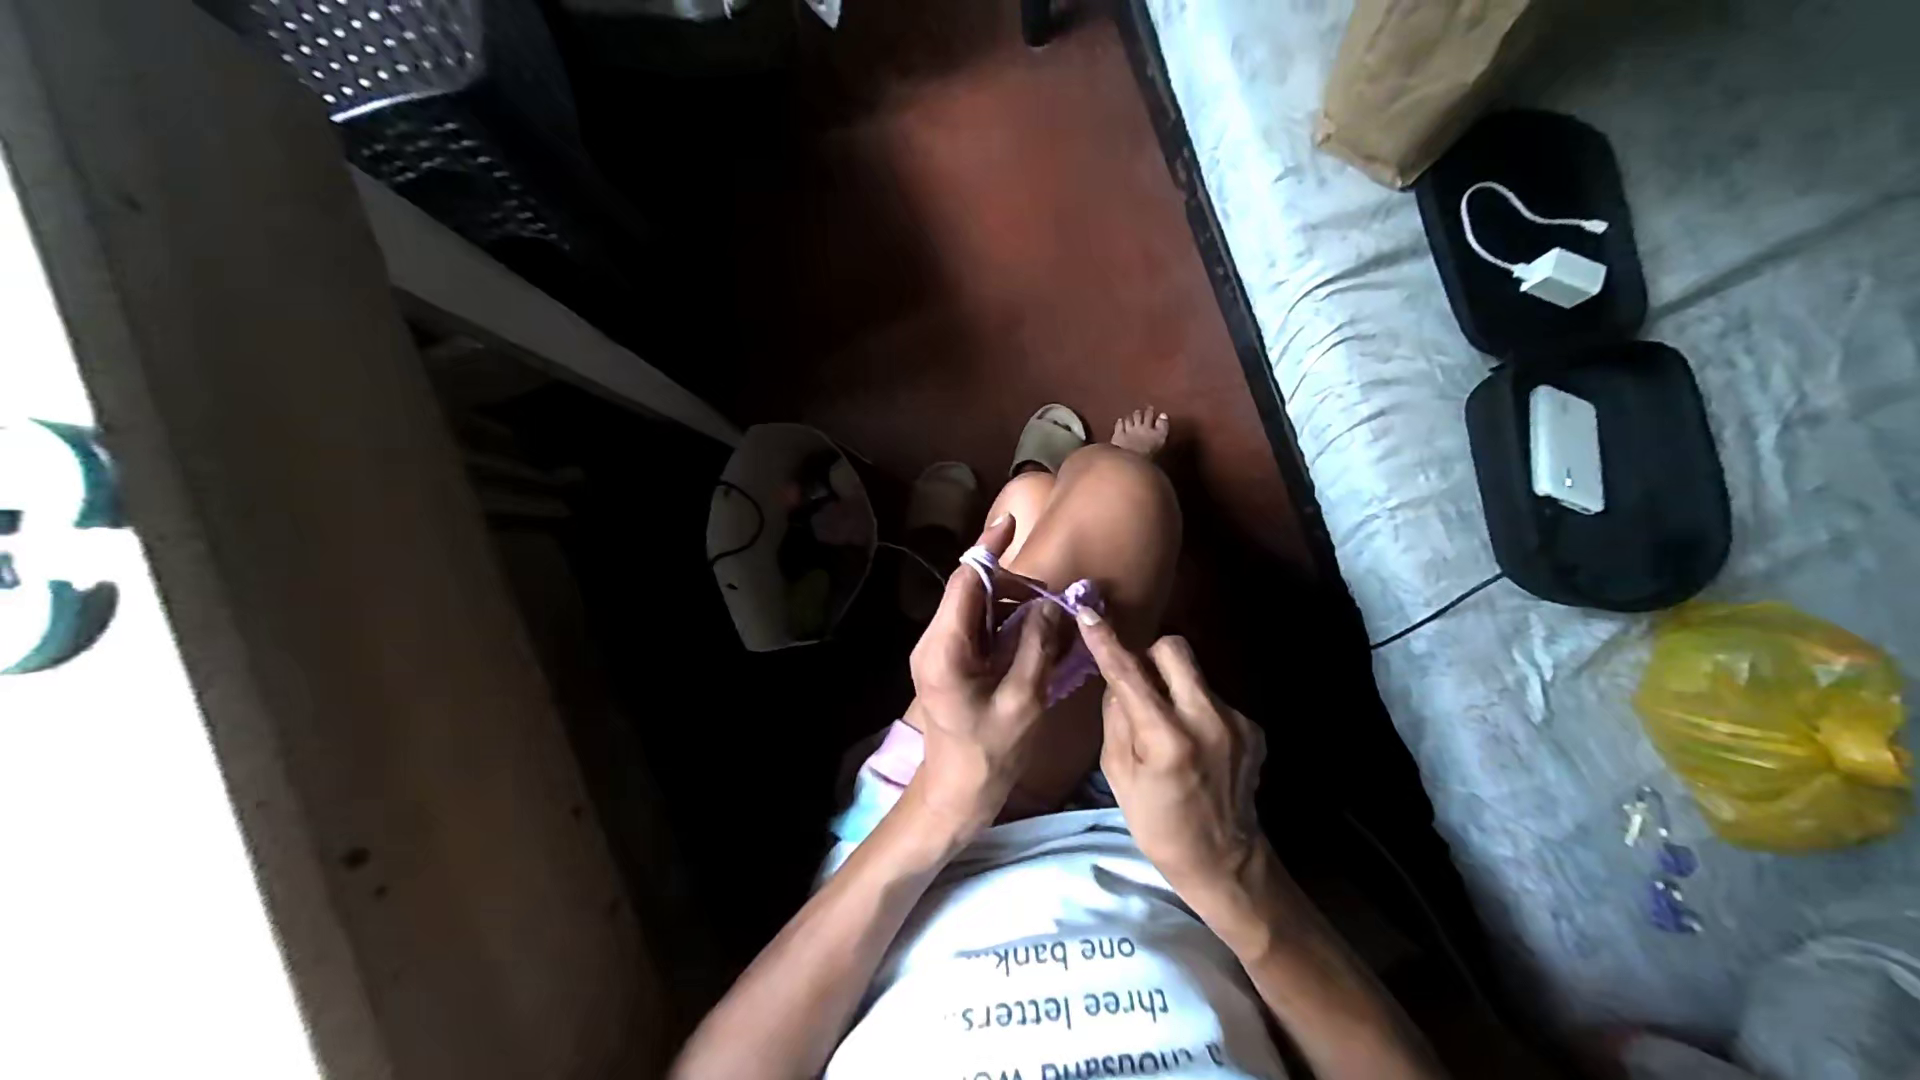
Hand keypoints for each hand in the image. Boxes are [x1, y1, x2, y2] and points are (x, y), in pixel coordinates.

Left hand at [906, 515, 1069, 835]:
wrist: (957, 791)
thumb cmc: (991, 753)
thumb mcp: (1024, 699)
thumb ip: (1036, 644)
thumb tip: (1048, 603)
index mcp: (944, 649)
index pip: (964, 582)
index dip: (988, 549)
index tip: (1010, 523)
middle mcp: (933, 642)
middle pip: (970, 591)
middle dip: (1011, 586)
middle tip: (1050, 603)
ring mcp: (937, 651)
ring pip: (975, 608)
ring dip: (1010, 605)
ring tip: (1045, 624)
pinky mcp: (947, 661)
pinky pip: (976, 627)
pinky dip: (1003, 624)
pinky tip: (1030, 638)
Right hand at [1075, 611, 1268, 901]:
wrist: (1226, 861)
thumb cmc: (1157, 824)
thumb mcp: (1117, 775)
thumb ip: (1116, 717)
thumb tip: (1117, 678)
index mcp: (1167, 739)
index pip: (1128, 674)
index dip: (1105, 641)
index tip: (1089, 614)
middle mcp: (1207, 721)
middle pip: (1174, 648)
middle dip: (1149, 655)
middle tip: (1139, 683)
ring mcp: (1236, 722)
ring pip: (1194, 672)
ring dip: (1172, 685)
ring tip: (1168, 725)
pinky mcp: (1253, 728)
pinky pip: (1211, 697)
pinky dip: (1194, 708)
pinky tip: (1193, 743)